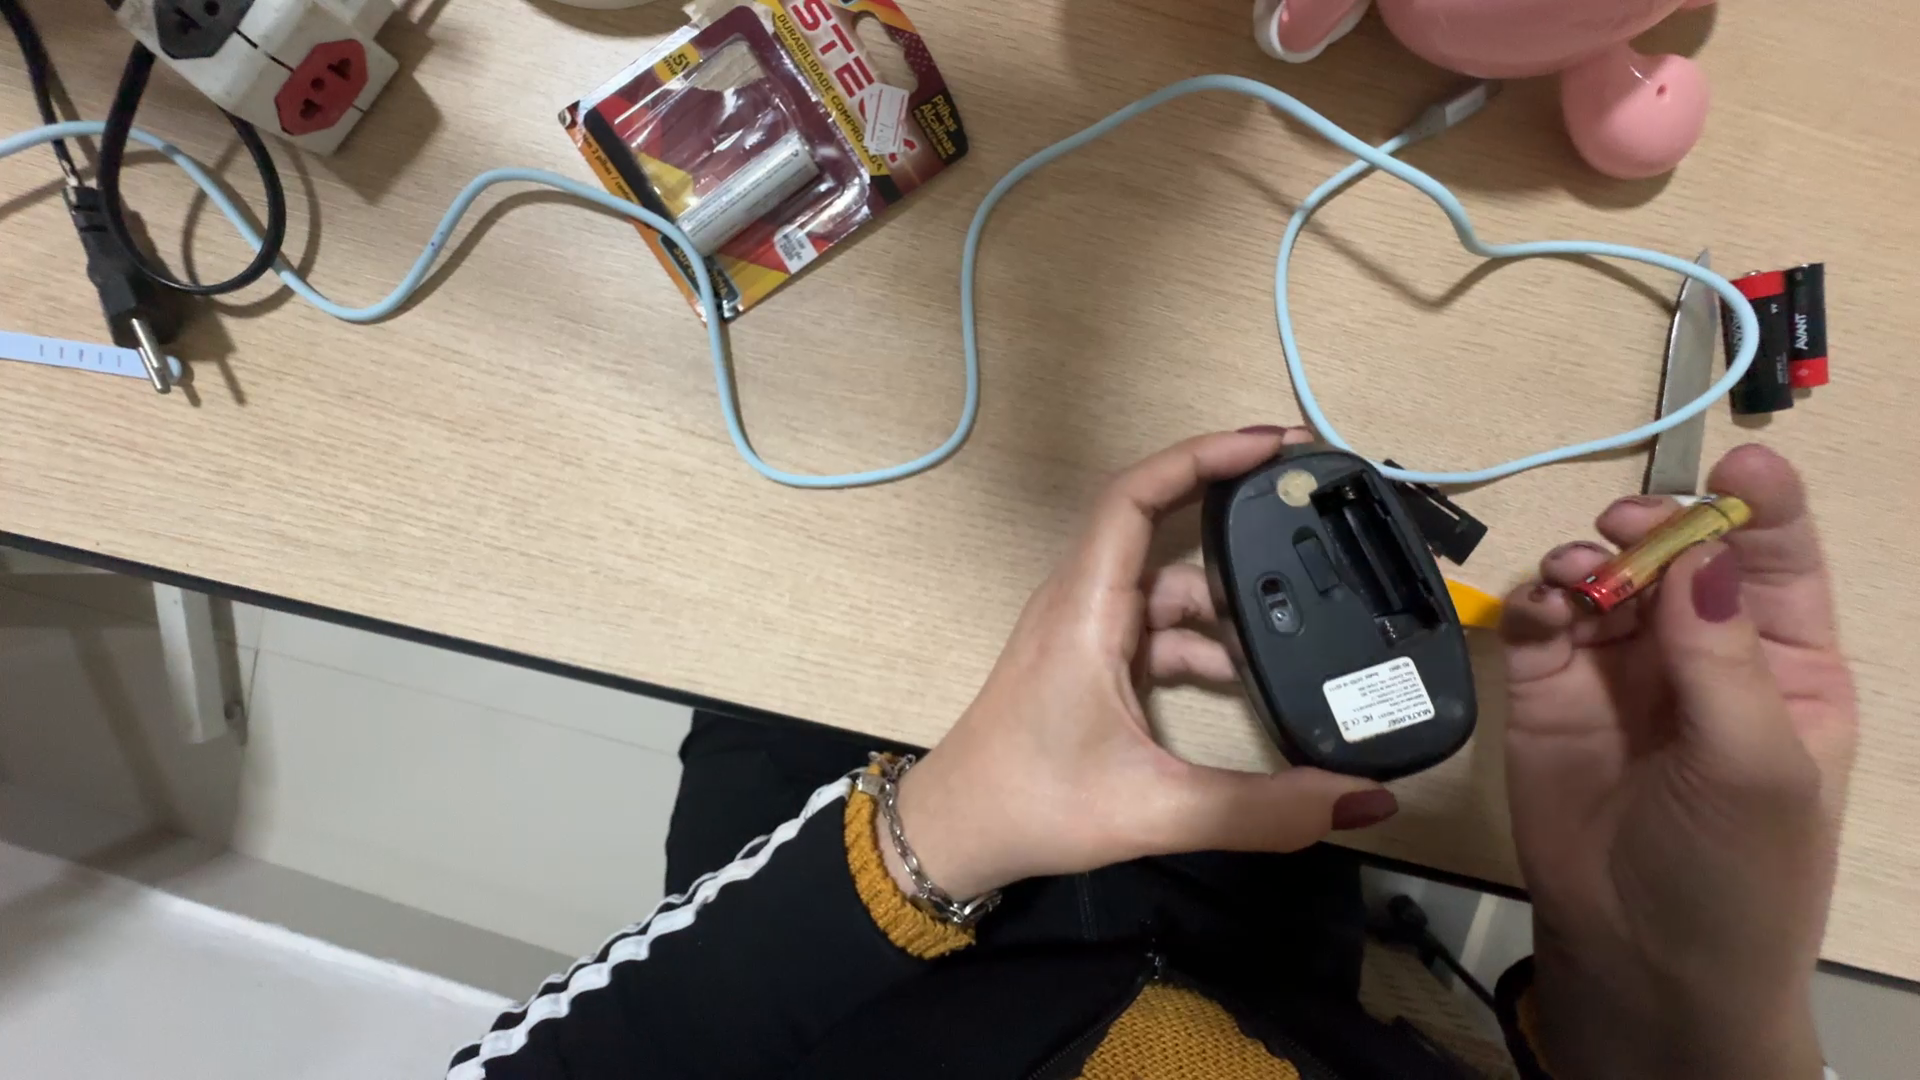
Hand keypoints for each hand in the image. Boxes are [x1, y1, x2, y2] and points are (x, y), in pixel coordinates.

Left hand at [886, 428, 1397, 899]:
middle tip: (1307, 500)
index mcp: (1085, 607)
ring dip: (1226, 598)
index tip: (1270, 445)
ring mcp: (1087, 627)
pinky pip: (1159, 628)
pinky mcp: (1093, 656)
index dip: (1198, 456)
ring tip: (1302, 615)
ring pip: (1166, 586)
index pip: (1132, 496)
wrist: (962, 826)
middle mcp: (1083, 600)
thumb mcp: (1153, 807)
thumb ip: (1260, 809)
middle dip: (1230, 504)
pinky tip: (1249, 678)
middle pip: (1156, 523)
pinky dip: (1205, 643)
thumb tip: (1366, 798)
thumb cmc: (1033, 803)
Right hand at [1500, 445, 1856, 1079]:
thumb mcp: (1757, 765)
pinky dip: (1535, 600)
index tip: (1738, 463)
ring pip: (1598, 581)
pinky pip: (1537, 620)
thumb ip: (1725, 659)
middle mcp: (1693, 655)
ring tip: (1576, 578)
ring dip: (1587, 562)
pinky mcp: (1542, 684)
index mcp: (1782, 669)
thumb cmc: (1735, 867)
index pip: (1774, 569)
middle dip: (1654, 529)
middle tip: (1625, 524)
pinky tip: (1540, 607)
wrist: (1634, 940)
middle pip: (1673, 560)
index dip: (1761, 509)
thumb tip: (1701, 557)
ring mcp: (1611, 668)